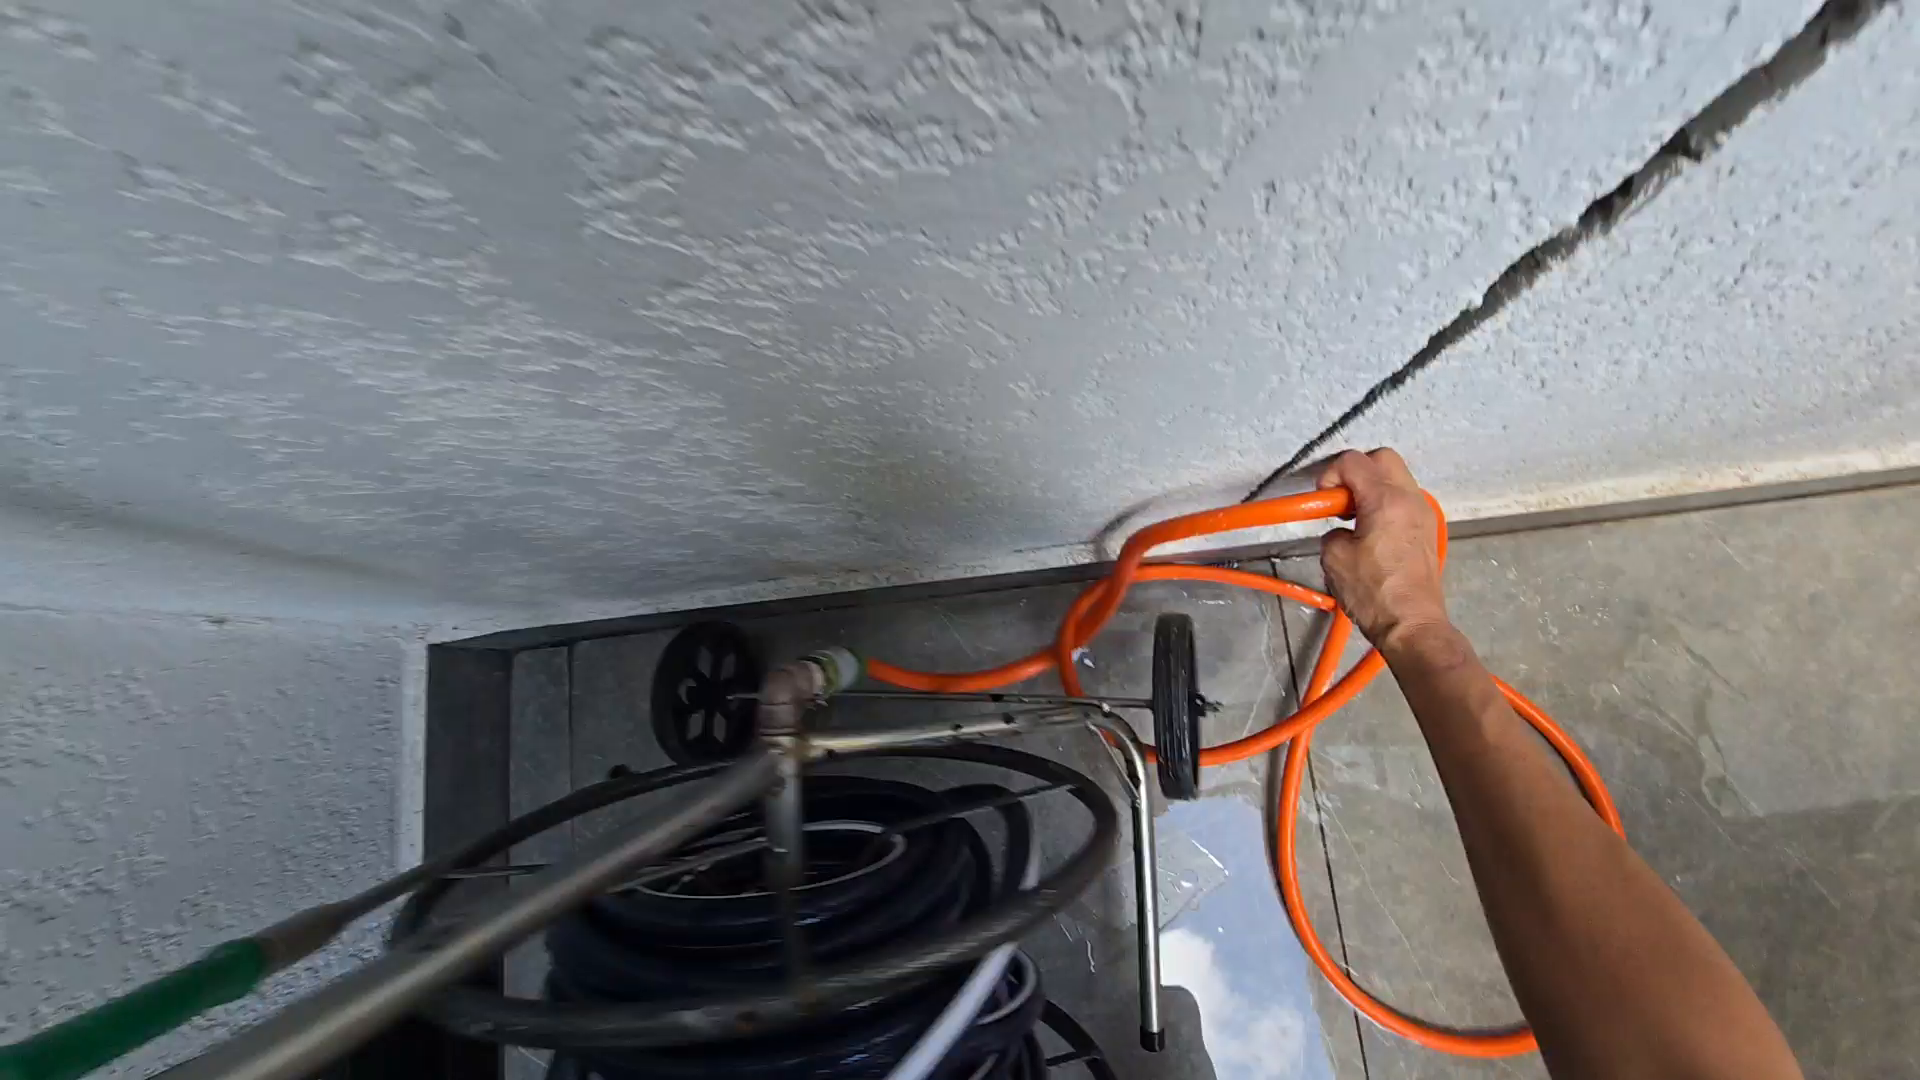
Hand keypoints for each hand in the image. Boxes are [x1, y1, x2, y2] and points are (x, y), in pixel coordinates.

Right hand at [1317, 448, 1449, 649]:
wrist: (1411, 623)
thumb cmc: (1372, 591)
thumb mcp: (1334, 557)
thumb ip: (1333, 531)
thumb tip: (1342, 531)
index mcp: (1386, 501)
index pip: (1353, 461)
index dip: (1329, 475)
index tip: (1321, 500)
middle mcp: (1410, 499)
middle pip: (1382, 458)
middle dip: (1354, 471)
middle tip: (1338, 500)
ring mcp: (1422, 513)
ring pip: (1395, 477)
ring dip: (1369, 487)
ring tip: (1351, 518)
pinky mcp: (1426, 529)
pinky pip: (1402, 498)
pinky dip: (1382, 502)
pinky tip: (1368, 530)